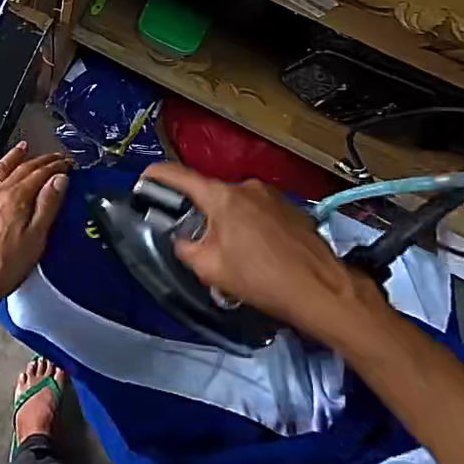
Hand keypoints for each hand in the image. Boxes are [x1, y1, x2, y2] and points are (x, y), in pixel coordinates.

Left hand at [0, 143, 70, 309]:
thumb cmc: (8, 265)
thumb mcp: (37, 236)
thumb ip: (48, 204)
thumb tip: (60, 178)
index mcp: (16, 198)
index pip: (40, 174)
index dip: (56, 166)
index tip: (68, 163)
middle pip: (21, 168)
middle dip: (41, 160)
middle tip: (56, 157)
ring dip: (13, 156)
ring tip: (24, 148)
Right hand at [143, 162, 383, 346]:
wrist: (318, 287)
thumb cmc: (261, 278)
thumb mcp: (210, 268)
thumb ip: (186, 248)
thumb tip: (183, 239)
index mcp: (223, 196)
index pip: (182, 177)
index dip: (159, 176)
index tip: (145, 178)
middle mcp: (248, 186)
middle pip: (212, 195)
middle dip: (202, 215)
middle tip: (198, 243)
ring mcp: (273, 194)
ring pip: (237, 204)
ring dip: (229, 223)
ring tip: (234, 255)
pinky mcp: (291, 207)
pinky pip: (259, 211)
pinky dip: (251, 226)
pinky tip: (258, 252)